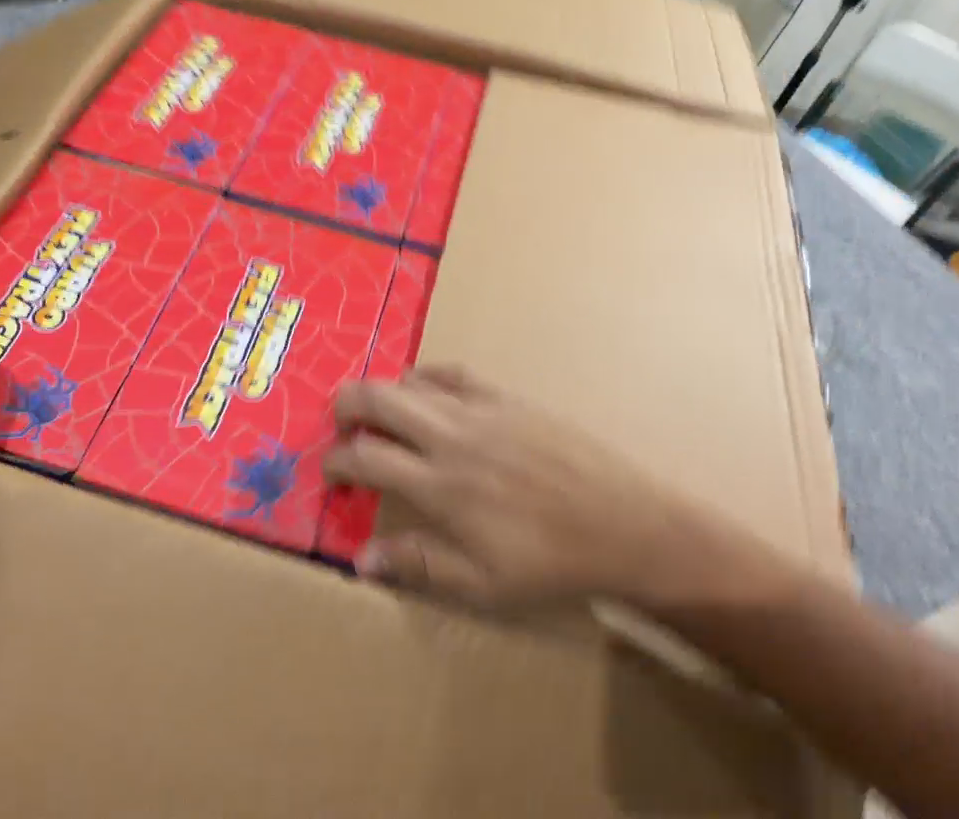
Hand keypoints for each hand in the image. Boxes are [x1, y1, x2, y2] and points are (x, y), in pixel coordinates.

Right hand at [324, 367, 762, 609]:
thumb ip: (417, 565)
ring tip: (376, 414)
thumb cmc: (551, 564)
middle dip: (344, 408)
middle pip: (376, 399)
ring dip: (382, 393)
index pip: (364, 458)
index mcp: (439, 487)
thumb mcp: (482, 584)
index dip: (335, 463)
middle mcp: (451, 438)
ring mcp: (482, 411)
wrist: (627, 527)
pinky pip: (454, 374)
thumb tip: (359, 560)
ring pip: (410, 382)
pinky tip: (423, 391)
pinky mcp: (510, 399)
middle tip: (340, 428)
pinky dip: (426, 377)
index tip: (331, 474)